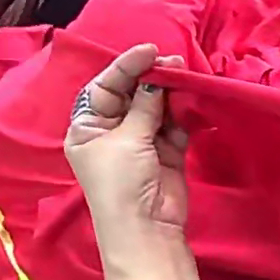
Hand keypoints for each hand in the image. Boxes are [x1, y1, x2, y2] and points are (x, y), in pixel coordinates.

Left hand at [65, 43, 190, 263]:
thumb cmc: (122, 183)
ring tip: (185, 78)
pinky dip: (182, 114)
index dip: (126, 67)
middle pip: (133, 95)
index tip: (150, 51)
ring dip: (170, 94)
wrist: (146, 228)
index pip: (106, 86)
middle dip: (152, 78)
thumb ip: (145, 106)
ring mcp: (141, 143)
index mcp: (88, 127)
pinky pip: (174, 126)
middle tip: (174, 63)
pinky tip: (190, 100)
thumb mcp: (127, 140)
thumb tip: (157, 79)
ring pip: (156, 108)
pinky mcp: (166, 154)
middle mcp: (113, 132)